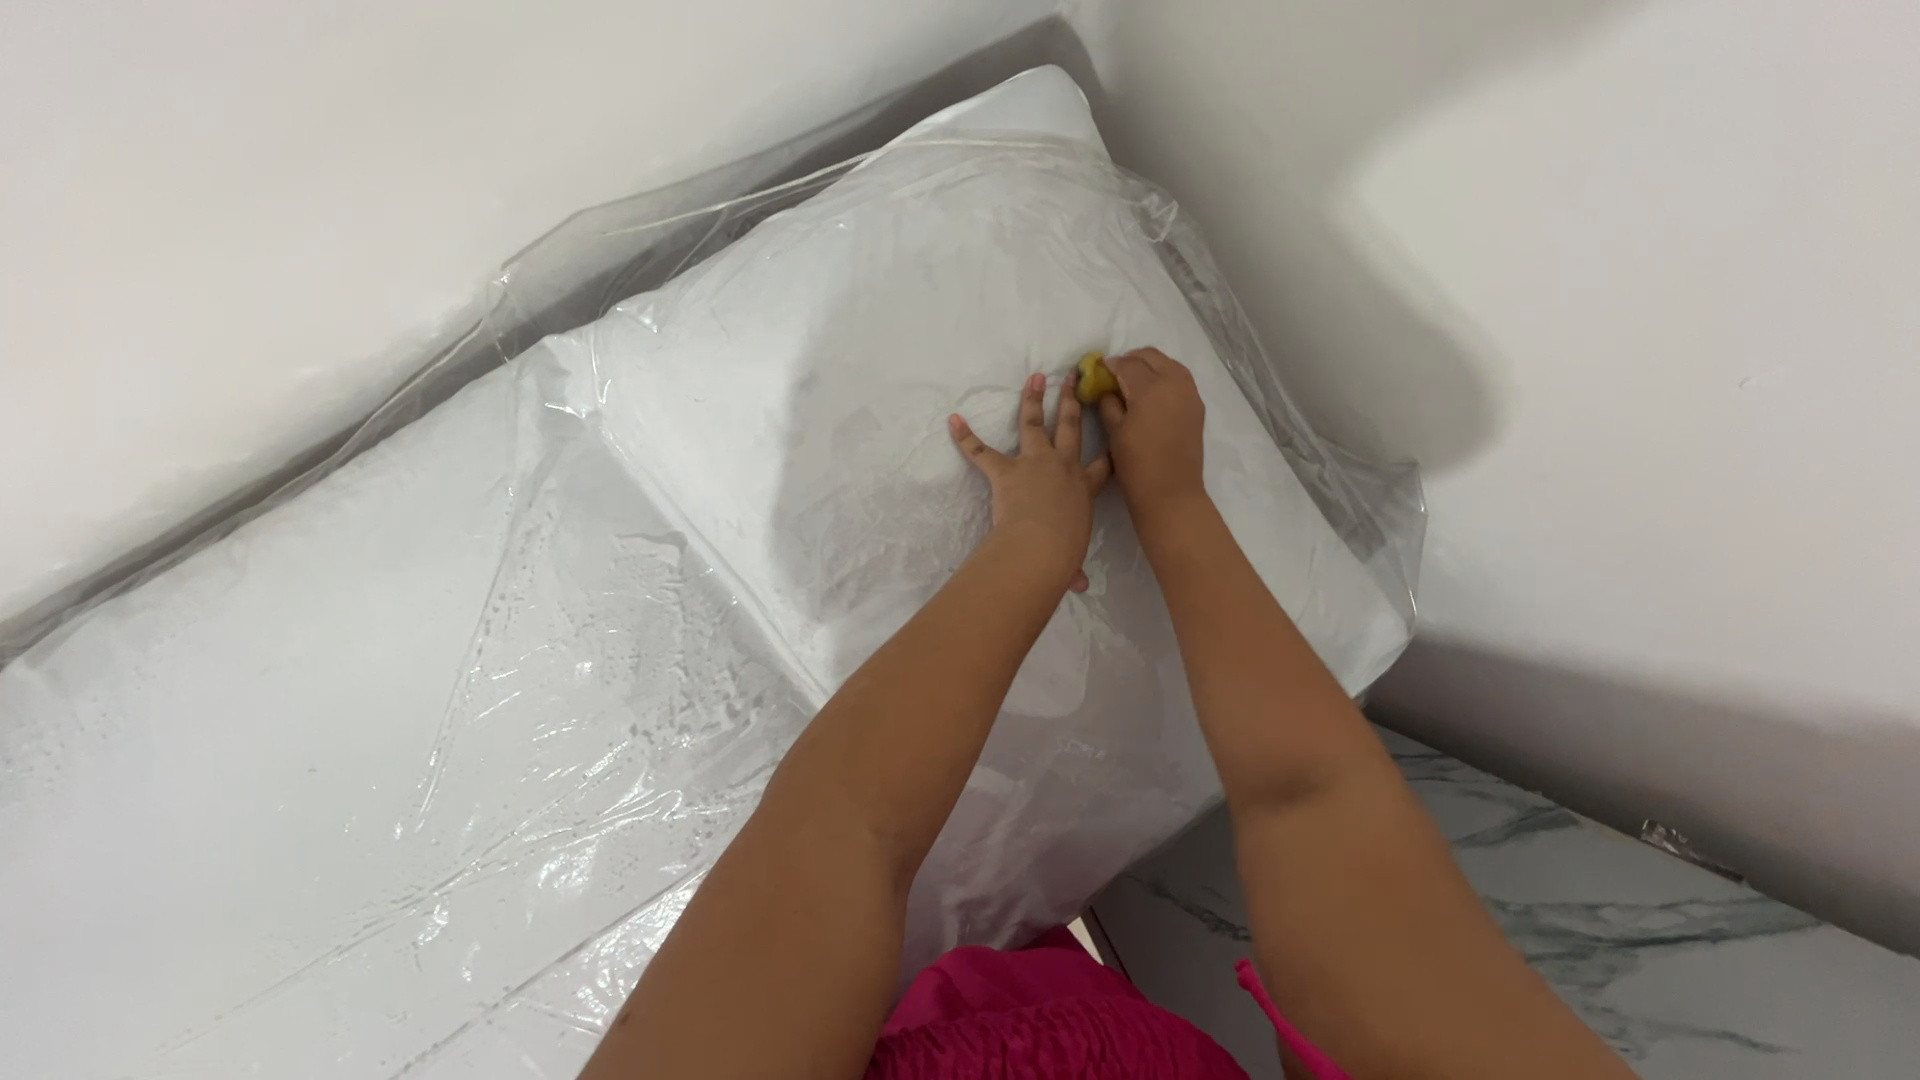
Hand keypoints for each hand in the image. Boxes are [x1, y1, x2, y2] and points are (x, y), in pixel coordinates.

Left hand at [949, 372, 1111, 591]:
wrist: (1044, 545)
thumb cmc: (1064, 553)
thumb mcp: (1073, 559)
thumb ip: (1073, 570)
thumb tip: (1079, 586)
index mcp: (1084, 489)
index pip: (1102, 465)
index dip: (1108, 449)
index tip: (1114, 430)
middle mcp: (1063, 467)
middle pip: (1070, 427)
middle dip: (1071, 401)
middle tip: (1073, 378)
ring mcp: (1034, 464)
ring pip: (1034, 423)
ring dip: (1032, 399)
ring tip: (1035, 376)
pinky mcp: (1006, 471)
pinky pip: (981, 451)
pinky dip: (965, 437)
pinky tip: (953, 421)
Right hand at [1095, 348, 1206, 523]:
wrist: (1171, 491)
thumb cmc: (1136, 463)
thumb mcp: (1114, 431)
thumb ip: (1108, 402)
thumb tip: (1106, 388)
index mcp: (1149, 387)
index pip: (1127, 364)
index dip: (1110, 365)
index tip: (1098, 369)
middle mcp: (1173, 382)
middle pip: (1151, 356)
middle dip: (1131, 359)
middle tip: (1115, 373)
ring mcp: (1189, 393)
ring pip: (1169, 364)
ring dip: (1150, 366)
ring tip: (1134, 381)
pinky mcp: (1197, 406)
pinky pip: (1180, 379)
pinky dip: (1165, 377)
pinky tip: (1152, 394)